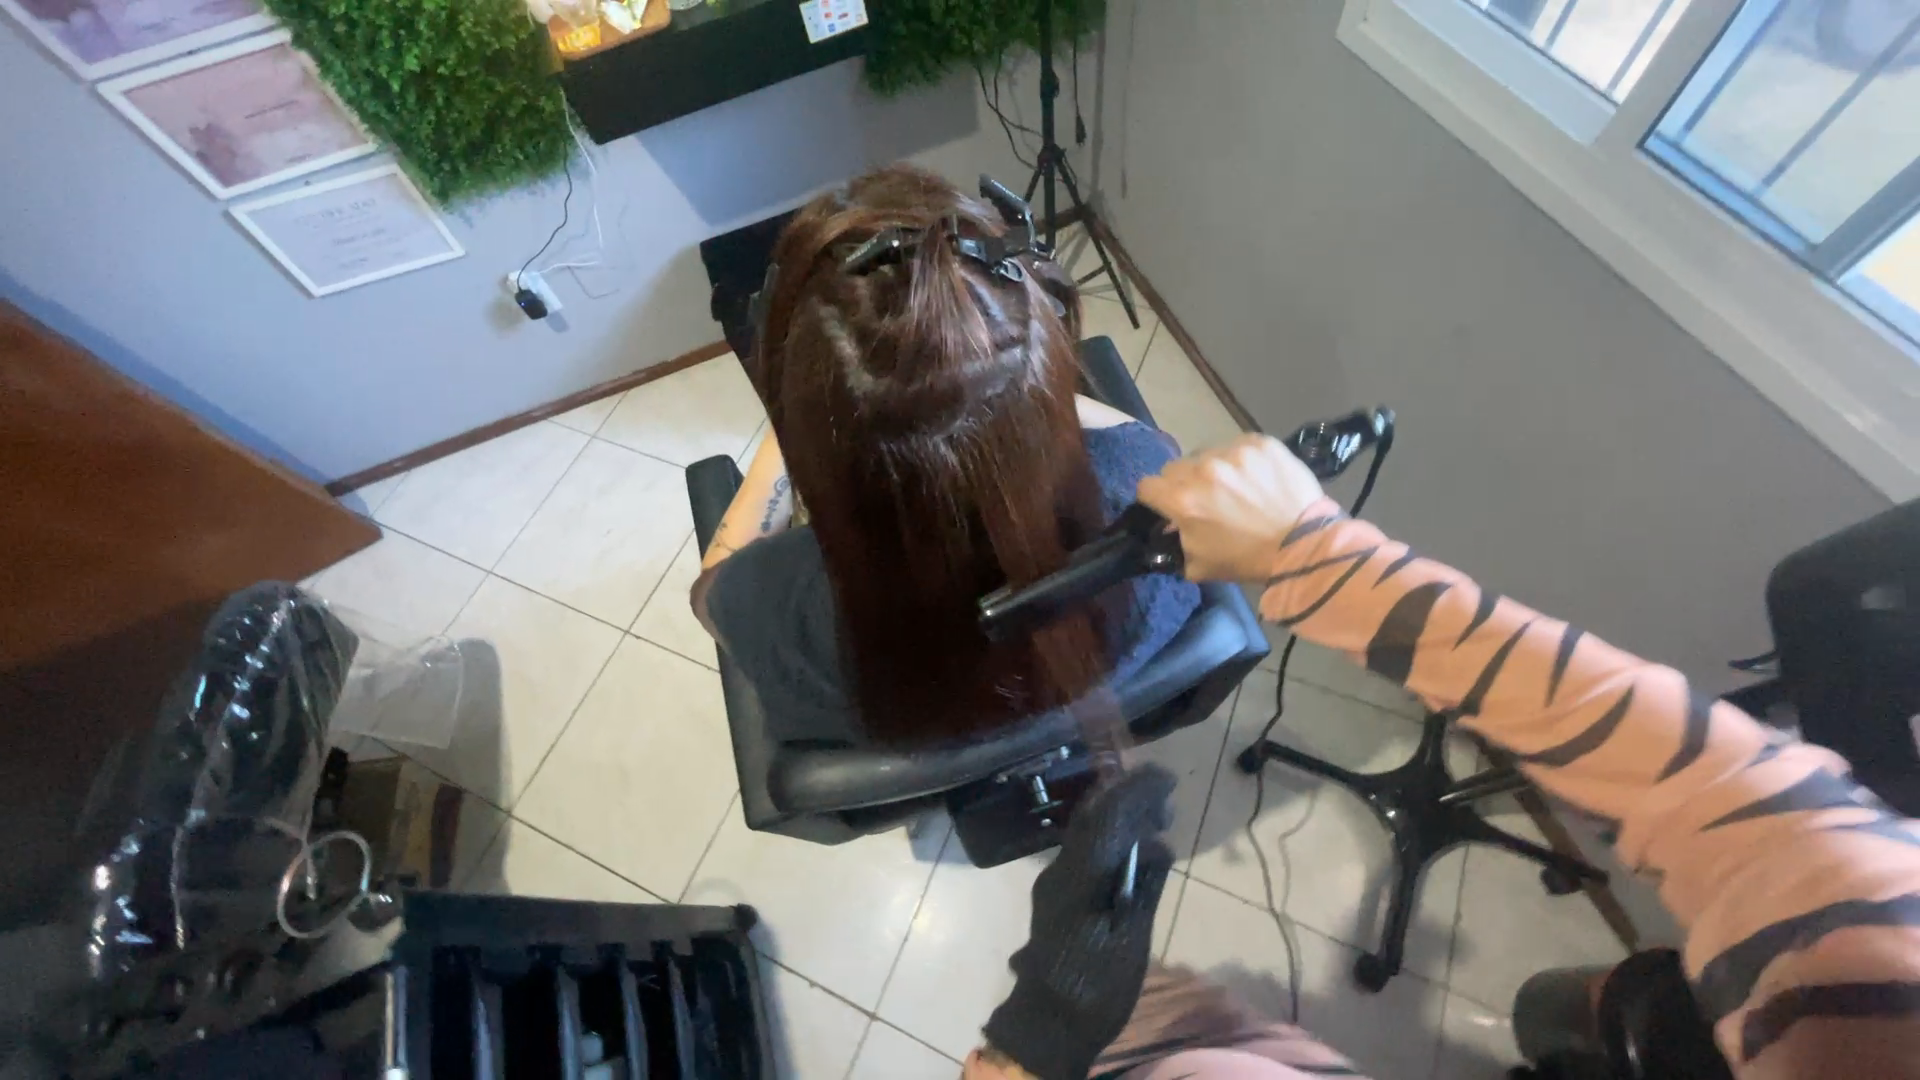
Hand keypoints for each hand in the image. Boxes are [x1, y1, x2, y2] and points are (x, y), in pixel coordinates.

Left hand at [981, 765, 1176, 1079]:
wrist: (1047, 1020)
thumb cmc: (1095, 984)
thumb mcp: (1131, 939)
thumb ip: (1144, 886)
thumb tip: (1159, 842)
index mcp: (1081, 873)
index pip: (1110, 815)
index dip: (1138, 790)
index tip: (1166, 777)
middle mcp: (1062, 866)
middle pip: (1094, 816)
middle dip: (1129, 797)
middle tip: (1165, 797)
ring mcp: (1054, 878)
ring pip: (1088, 831)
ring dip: (1119, 816)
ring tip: (1155, 820)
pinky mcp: (1055, 892)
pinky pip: (1084, 849)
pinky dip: (1110, 838)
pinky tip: (1131, 852)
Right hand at [1136, 434, 1326, 582]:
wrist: (1304, 545)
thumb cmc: (1248, 559)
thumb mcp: (1197, 564)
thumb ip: (1174, 542)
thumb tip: (1170, 526)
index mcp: (1182, 500)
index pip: (1146, 486)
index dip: (1155, 498)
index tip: (1168, 506)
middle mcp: (1202, 470)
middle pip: (1174, 468)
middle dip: (1182, 483)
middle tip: (1204, 499)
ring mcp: (1233, 453)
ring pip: (1205, 454)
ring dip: (1211, 470)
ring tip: (1234, 488)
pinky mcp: (1259, 443)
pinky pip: (1236, 446)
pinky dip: (1240, 461)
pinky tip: (1255, 478)